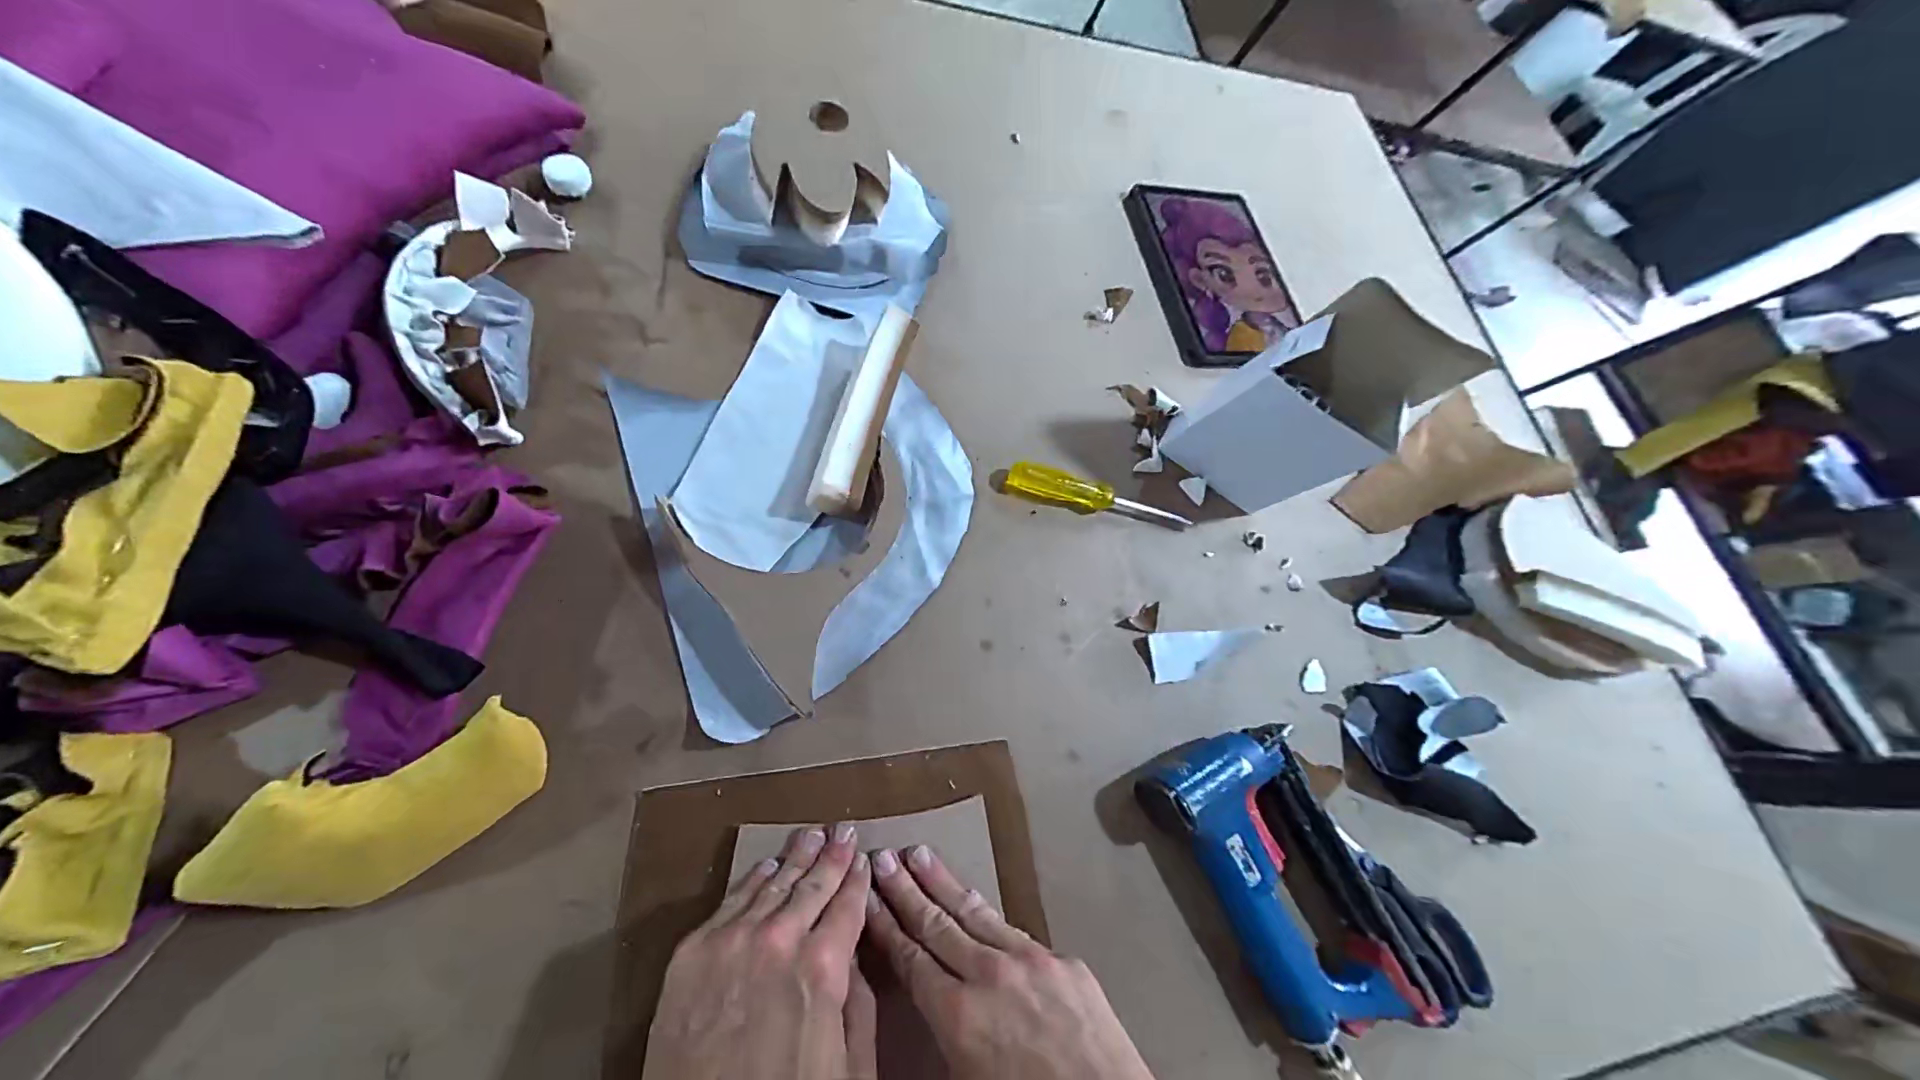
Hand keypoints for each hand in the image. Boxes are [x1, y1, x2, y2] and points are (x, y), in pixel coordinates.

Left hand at [645, 824, 877, 1079]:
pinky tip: (767, 866)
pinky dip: (753, 879)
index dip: (857, 880)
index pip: (848, 906)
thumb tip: (853, 954)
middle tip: (843, 831)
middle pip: (812, 885)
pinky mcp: (691, 952)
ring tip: (810, 836)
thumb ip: (857, 1002)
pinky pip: (730, 901)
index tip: (864, 859)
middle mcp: (778, 941)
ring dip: (795, 857)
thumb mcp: (848, 1064)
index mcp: (822, 967)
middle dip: (832, 856)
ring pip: (772, 884)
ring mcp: (731, 941)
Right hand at [864, 844, 1153, 1079]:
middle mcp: (988, 975)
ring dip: (942, 882)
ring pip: (974, 912)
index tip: (867, 895)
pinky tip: (974, 898)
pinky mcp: (1062, 960)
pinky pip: (1014, 932)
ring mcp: (1028, 960)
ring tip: (919, 853)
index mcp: (958, 1015)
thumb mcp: (967, 1076)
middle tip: (883, 856)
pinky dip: (987, 912)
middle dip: (905, 890)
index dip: (886, 925)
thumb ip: (947, 1029)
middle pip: (936, 924)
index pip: (911, 959)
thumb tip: (933, 994)